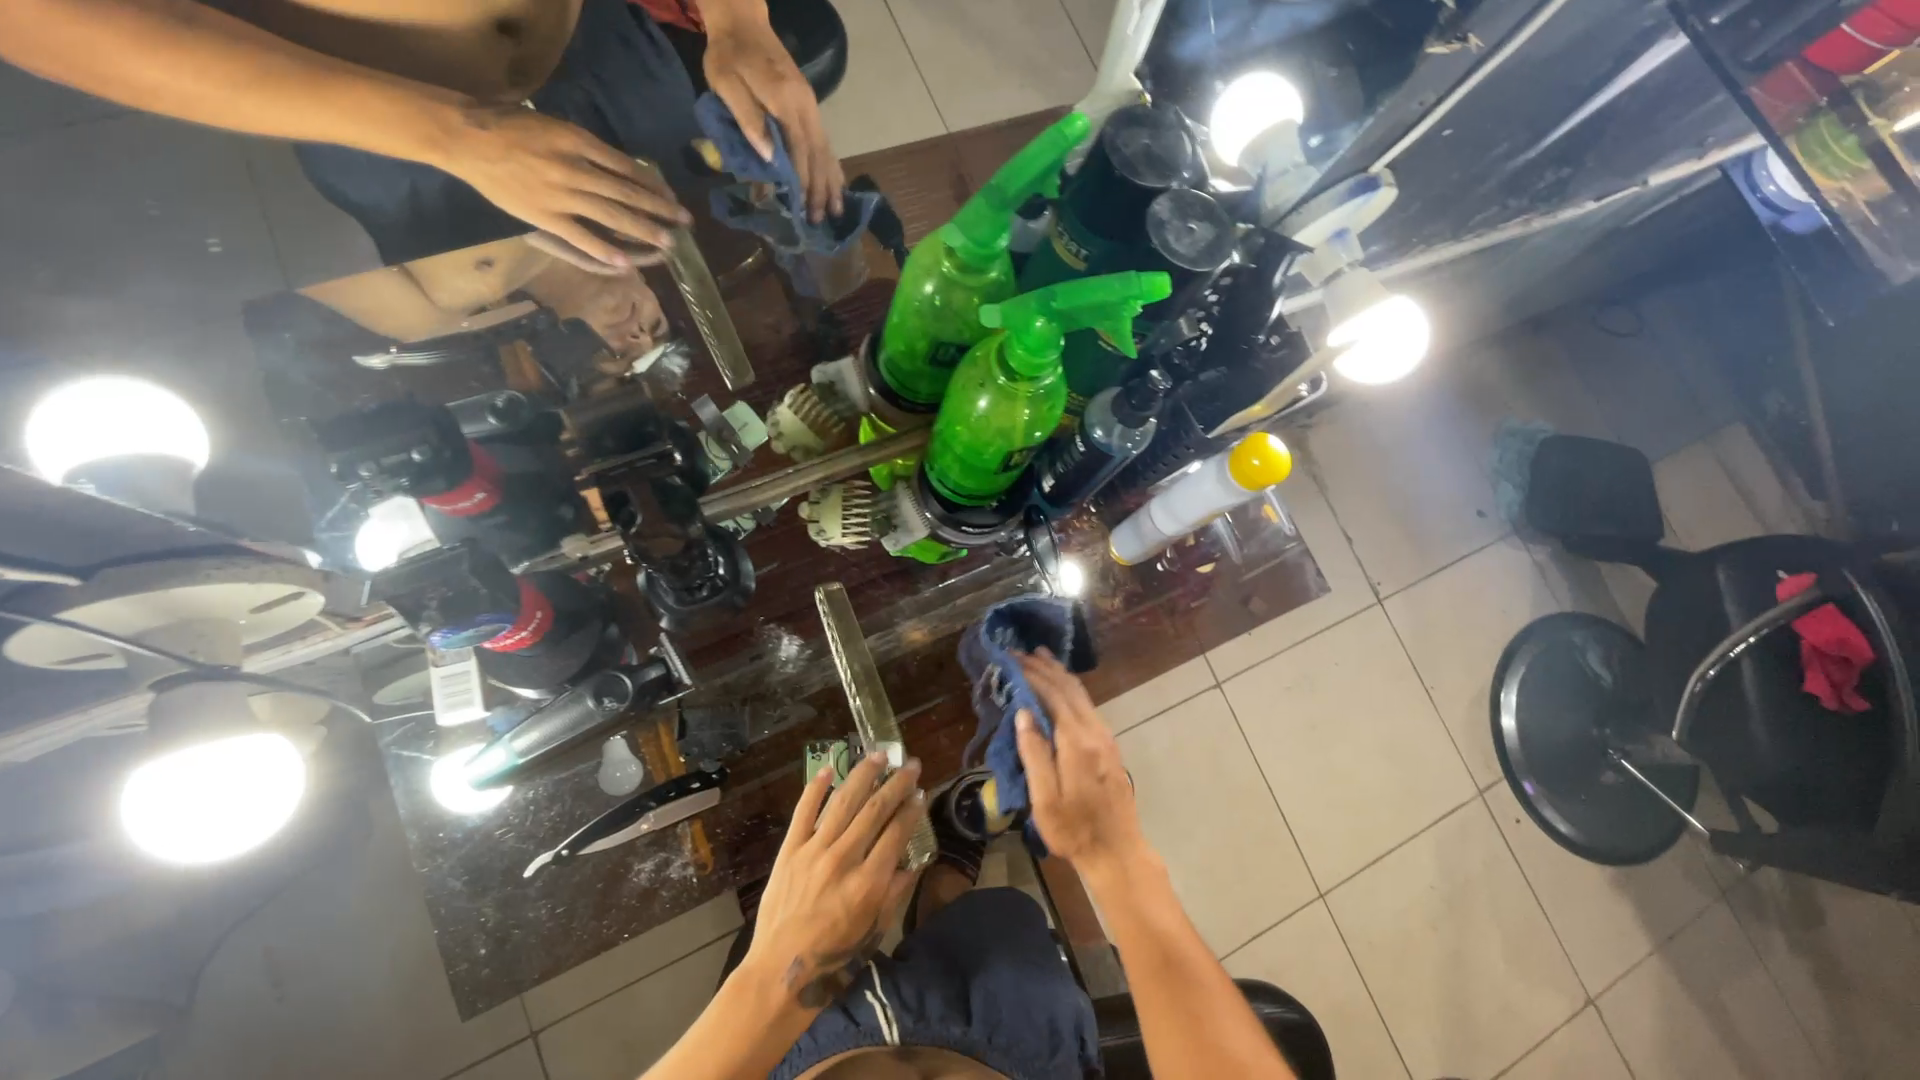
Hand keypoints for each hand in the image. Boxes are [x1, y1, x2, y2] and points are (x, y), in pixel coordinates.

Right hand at [441, 104, 691, 270]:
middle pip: (629, 192)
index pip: (628, 167)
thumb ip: (587, 148)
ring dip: (644, 230)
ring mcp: (563, 195)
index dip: (654, 184)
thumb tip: (622, 168)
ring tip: (668, 243)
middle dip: (660, 209)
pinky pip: (582, 238)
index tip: (672, 196)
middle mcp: (577, 168)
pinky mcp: (546, 216)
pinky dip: (605, 251)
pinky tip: (626, 263)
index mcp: (580, 142)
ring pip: (614, 215)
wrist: (466, 138)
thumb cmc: (511, 127)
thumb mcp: (556, 127)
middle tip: (685, 222)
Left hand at [703, 8, 844, 222]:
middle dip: (819, 189)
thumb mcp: (727, 83)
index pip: (799, 149)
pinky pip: (824, 141)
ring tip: (836, 210)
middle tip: (819, 220)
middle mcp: (805, 106)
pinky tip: (836, 183)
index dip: (802, 181)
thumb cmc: (728, 54)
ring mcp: (810, 107)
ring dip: (830, 182)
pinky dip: (830, 165)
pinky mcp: (808, 107)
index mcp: (785, 101)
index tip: (802, 208)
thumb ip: (747, 119)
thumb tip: (769, 157)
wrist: (742, 22)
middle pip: (818, 154)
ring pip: (825, 150)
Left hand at [742, 752, 924, 1007]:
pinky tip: (830, 769)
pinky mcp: (789, 851)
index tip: (921, 793)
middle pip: (874, 811)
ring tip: (879, 755)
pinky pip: (804, 812)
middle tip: (911, 765)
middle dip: (896, 785)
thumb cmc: (834, 954)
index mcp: (868, 882)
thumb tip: (913, 860)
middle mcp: (843, 860)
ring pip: (842, 803)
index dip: (912, 810)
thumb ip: (895, 891)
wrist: (781, 970)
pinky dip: (816, 788)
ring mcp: (813, 852)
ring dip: (863, 776)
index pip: (896, 833)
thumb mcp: (875, 928)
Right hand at [1015, 650, 1149, 880]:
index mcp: (1076, 743)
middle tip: (1021, 651)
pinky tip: (1061, 690)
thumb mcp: (1044, 798)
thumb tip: (1023, 712)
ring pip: (1082, 695)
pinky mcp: (1109, 747)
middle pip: (1069, 688)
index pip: (1052, 695)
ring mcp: (1106, 738)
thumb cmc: (1073, 830)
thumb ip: (1033, 753)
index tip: (1010, 658)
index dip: (1031, 674)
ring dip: (1060, 675)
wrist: (1117, 851)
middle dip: (1045, 667)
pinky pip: (1088, 707)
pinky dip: (1070, 690)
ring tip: (1040, 658)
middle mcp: (1095, 732)